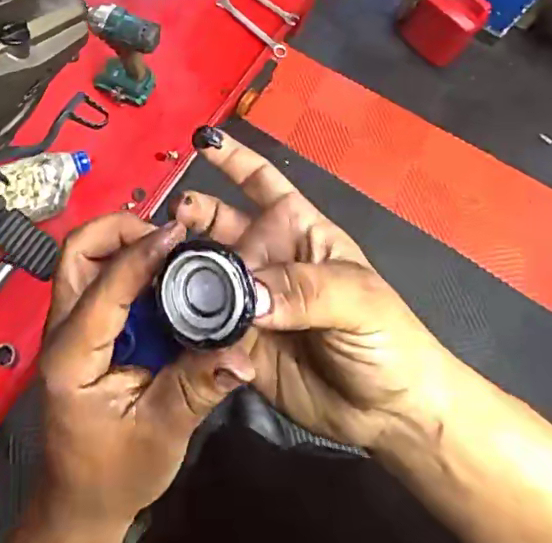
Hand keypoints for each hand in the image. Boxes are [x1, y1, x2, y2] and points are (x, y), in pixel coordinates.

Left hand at [14, 214, 255, 542]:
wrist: (81, 499)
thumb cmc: (109, 474)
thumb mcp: (161, 433)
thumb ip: (198, 387)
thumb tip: (240, 353)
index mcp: (71, 358)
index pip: (104, 288)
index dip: (142, 255)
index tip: (178, 236)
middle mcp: (62, 331)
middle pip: (79, 251)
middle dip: (121, 229)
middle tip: (167, 235)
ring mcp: (71, 324)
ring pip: (87, 255)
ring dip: (125, 239)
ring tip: (169, 248)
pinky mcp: (87, 325)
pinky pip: (102, 273)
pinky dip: (132, 259)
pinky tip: (164, 271)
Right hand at [173, 129, 463, 453]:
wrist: (391, 410)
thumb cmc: (388, 336)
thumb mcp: (355, 298)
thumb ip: (303, 289)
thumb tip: (249, 292)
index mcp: (299, 229)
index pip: (261, 182)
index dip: (233, 159)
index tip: (202, 141)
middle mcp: (270, 257)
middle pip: (222, 226)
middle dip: (195, 217)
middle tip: (168, 225)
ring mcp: (253, 301)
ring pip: (207, 275)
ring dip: (184, 269)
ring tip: (160, 269)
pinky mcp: (241, 344)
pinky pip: (207, 326)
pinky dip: (187, 321)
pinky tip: (169, 317)